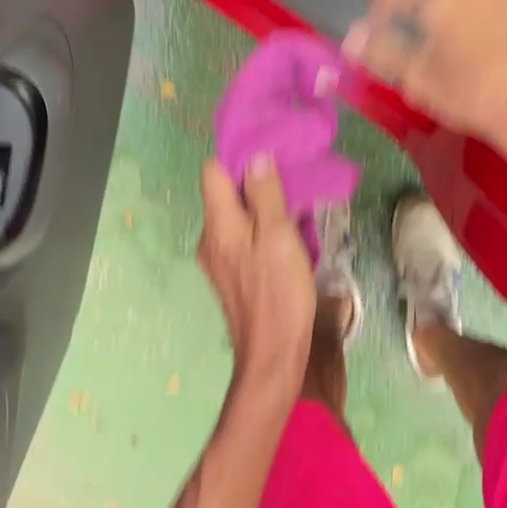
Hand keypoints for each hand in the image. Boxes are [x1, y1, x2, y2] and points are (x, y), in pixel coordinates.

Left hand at [198, 155, 314, 391]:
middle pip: (224, 193)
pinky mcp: (231, 276)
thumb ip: (265, 195)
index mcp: (219, 224)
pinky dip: (262, 230)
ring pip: (236, 217)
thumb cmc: (279, 293)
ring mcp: (218, 260)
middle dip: (255, 182)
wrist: (273, 356)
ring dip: (262, 207)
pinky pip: (243, 238)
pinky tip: (289, 237)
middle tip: (291, 178)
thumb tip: (255, 156)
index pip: (213, 171)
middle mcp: (210, 238)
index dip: (237, 157)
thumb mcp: (279, 236)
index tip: (268, 151)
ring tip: (296, 206)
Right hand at [343, 0, 506, 148]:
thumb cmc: (467, 92)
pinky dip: (476, 10)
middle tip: (406, 21)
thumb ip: (380, 53)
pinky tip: (475, 34)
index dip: (381, 6)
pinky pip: (490, 0)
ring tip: (441, 24)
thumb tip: (351, 36)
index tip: (373, 23)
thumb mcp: (415, 78)